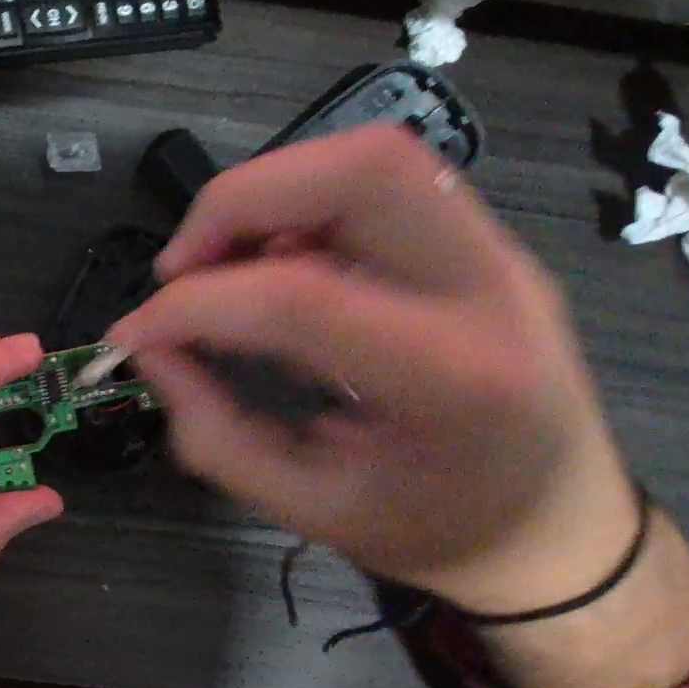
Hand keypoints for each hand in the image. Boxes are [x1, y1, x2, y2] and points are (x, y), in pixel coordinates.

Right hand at [107, 125, 639, 615]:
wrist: (554, 525)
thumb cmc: (430, 528)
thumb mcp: (306, 507)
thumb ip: (215, 433)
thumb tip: (151, 351)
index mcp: (454, 380)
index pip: (300, 298)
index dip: (192, 306)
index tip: (134, 335)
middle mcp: (491, 291)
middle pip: (362, 172)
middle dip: (236, 201)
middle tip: (178, 267)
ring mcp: (496, 254)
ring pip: (371, 159)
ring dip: (266, 194)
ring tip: (216, 264)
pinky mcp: (478, 242)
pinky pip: (377, 185)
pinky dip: (296, 204)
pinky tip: (264, 261)